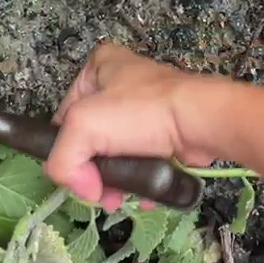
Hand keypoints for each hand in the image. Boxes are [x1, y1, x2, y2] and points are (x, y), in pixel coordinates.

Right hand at [44, 40, 229, 208]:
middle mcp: (122, 81)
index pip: (64, 113)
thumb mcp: (83, 126)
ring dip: (115, 179)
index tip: (74, 172)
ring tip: (121, 197)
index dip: (65, 147)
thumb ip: (63, 159)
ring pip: (116, 152)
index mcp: (99, 65)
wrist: (200, 122)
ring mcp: (146, 106)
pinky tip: (142, 194)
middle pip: (91, 136)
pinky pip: (141, 159)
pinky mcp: (165, 129)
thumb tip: (83, 188)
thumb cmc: (143, 112)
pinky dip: (139, 179)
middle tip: (99, 191)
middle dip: (93, 169)